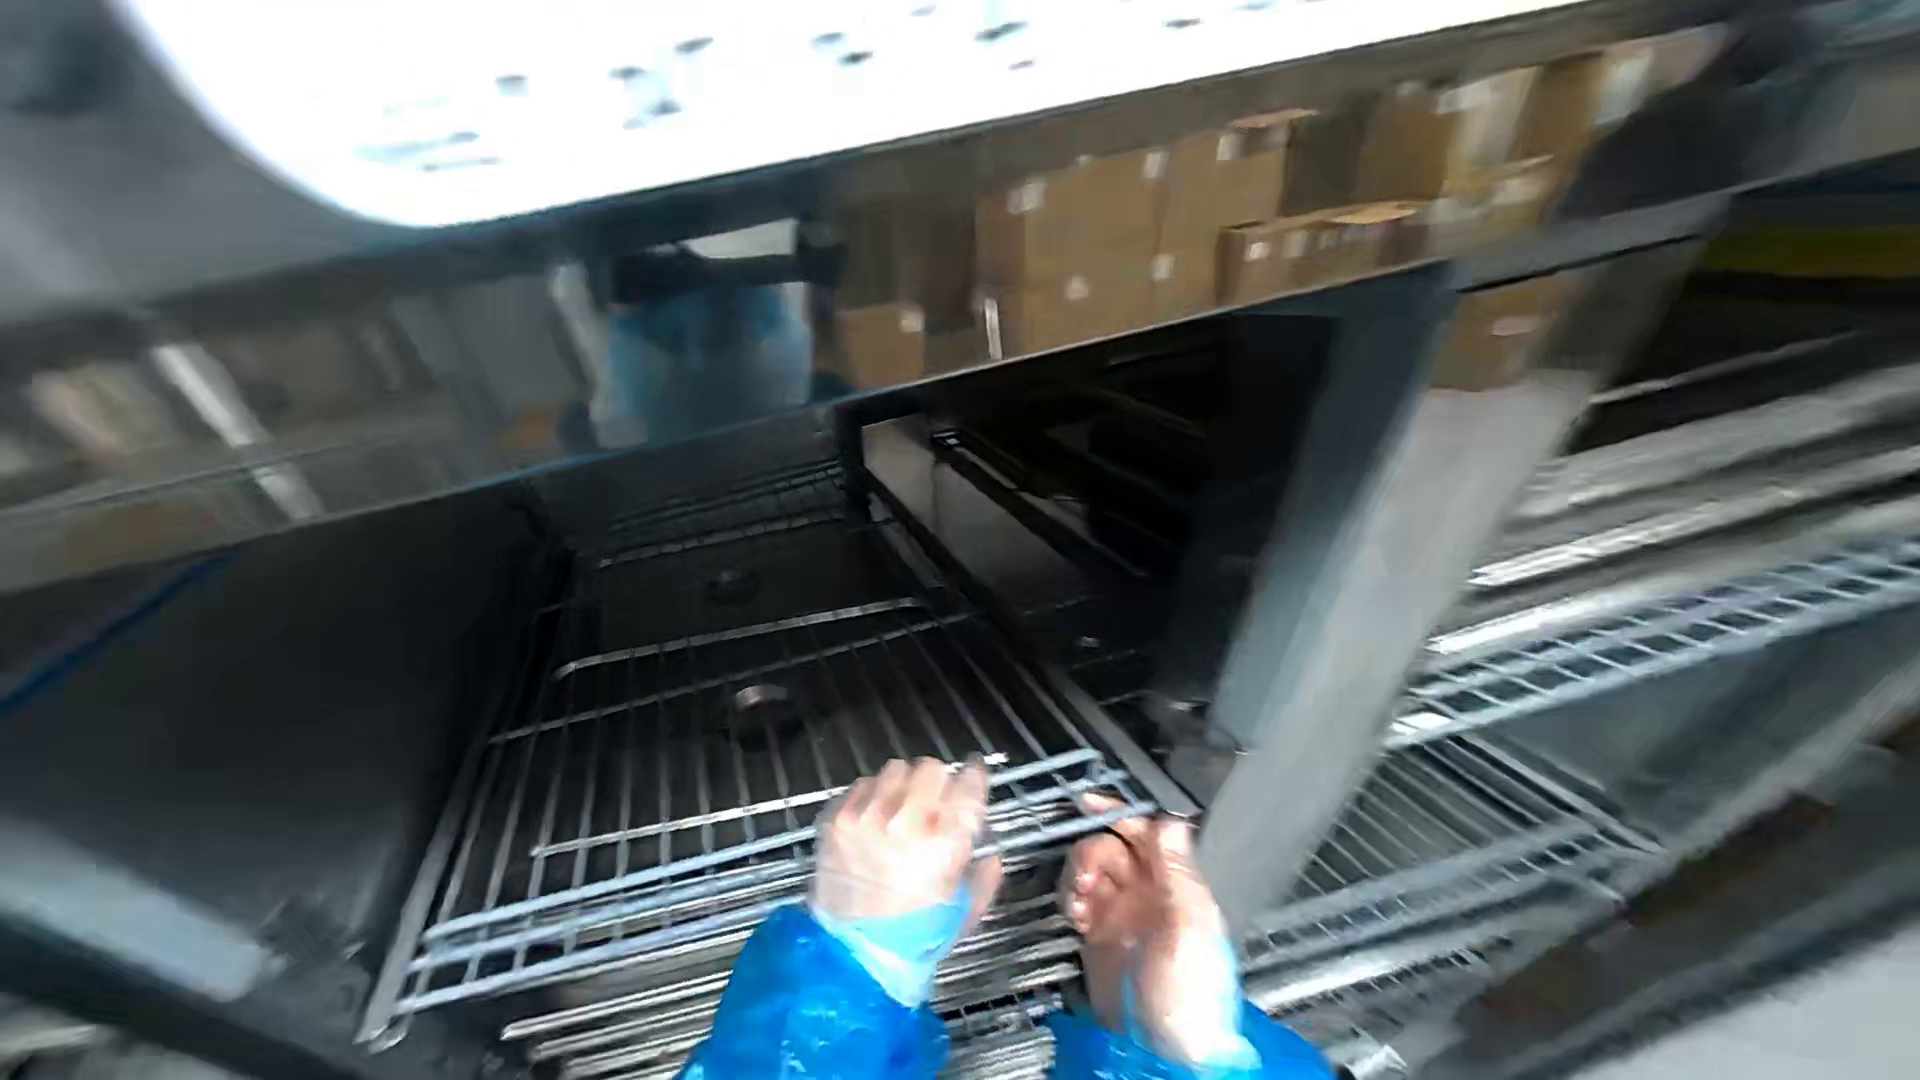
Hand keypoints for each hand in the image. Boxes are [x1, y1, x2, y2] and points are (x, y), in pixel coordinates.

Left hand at [809, 758, 1002, 1004]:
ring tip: (902, 810)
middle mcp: (906, 822)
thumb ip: (984, 879)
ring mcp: (868, 817)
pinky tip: (876, 820)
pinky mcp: (840, 818)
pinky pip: (863, 783)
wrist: (852, 957)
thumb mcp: (963, 914)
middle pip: (932, 769)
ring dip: (905, 785)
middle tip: (935, 802)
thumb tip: (992, 856)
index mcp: (943, 843)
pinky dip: (873, 795)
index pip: (967, 784)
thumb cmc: (911, 940)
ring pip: (897, 769)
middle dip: (939, 782)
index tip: (973, 776)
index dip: (974, 777)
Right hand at [1061, 793, 1251, 1067]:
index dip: (1120, 813)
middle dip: (1093, 850)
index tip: (1091, 803)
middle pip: (1113, 846)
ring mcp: (1122, 911)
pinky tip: (1074, 913)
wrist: (1160, 1054)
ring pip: (1092, 867)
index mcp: (1176, 886)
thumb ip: (1179, 871)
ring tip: (1080, 899)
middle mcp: (1148, 893)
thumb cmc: (1188, 999)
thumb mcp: (1190, 928)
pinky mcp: (1099, 931)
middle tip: (1087, 876)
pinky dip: (1070, 896)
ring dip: (1079, 873)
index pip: (1147, 833)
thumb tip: (1173, 821)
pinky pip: (1078, 895)